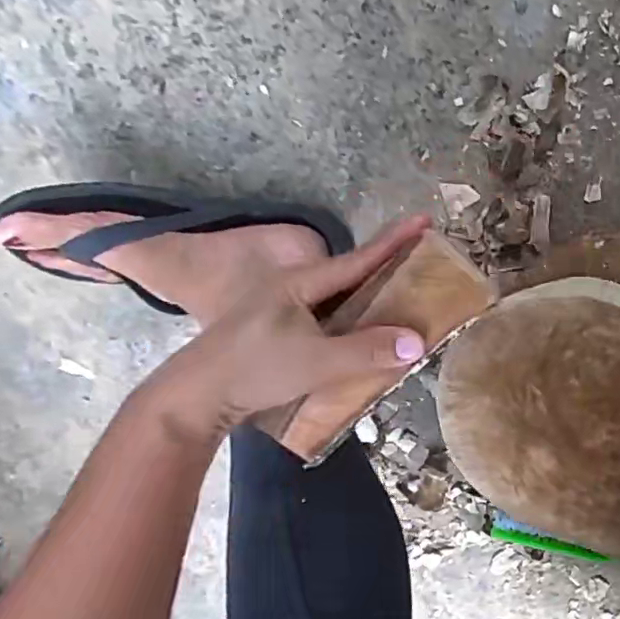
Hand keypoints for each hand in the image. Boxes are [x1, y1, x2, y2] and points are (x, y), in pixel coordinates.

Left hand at [146, 215, 431, 438]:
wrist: (196, 397)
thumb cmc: (255, 369)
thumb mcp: (317, 361)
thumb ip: (367, 351)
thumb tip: (416, 341)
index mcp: (298, 284)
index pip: (357, 261)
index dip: (392, 243)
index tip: (423, 221)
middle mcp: (288, 291)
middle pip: (345, 278)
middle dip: (380, 271)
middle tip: (414, 269)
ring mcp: (276, 313)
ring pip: (331, 302)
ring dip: (362, 302)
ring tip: (393, 308)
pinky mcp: (271, 336)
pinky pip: (320, 322)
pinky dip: (344, 325)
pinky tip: (354, 340)